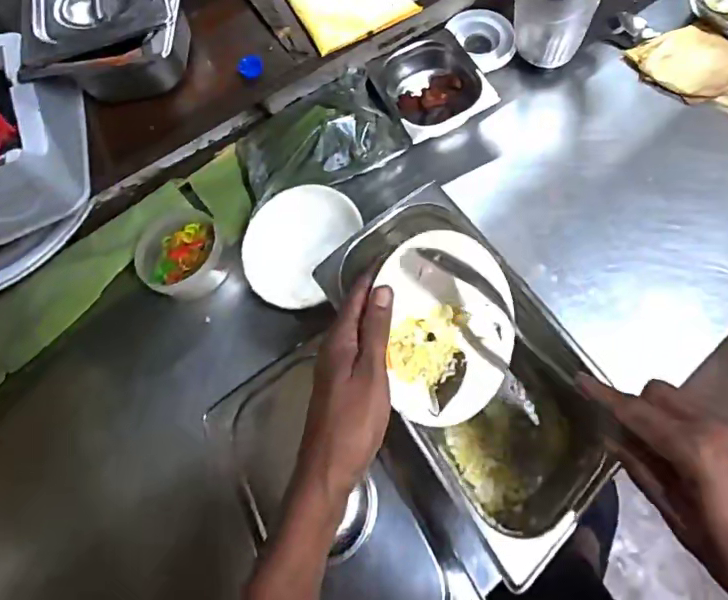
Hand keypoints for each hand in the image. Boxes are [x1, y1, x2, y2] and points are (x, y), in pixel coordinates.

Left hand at [245, 276, 393, 599]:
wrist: (327, 471)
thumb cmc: (353, 422)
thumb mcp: (371, 373)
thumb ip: (376, 332)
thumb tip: (381, 290)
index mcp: (339, 341)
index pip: (355, 297)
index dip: (371, 276)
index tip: (389, 255)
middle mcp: (332, 348)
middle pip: (352, 310)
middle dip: (373, 291)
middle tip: (400, 275)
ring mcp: (333, 367)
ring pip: (354, 329)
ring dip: (373, 313)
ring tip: (399, 302)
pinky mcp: (338, 383)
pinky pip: (356, 346)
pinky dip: (371, 336)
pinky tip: (386, 342)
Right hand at [581, 377, 727, 599]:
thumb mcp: (689, 528)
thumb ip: (649, 478)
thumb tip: (615, 443)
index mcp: (696, 446)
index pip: (638, 411)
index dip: (605, 396)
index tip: (578, 379)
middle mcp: (714, 426)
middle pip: (658, 393)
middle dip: (634, 405)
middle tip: (617, 435)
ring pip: (679, 403)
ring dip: (656, 415)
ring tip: (645, 453)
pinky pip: (698, 419)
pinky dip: (677, 427)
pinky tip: (676, 462)